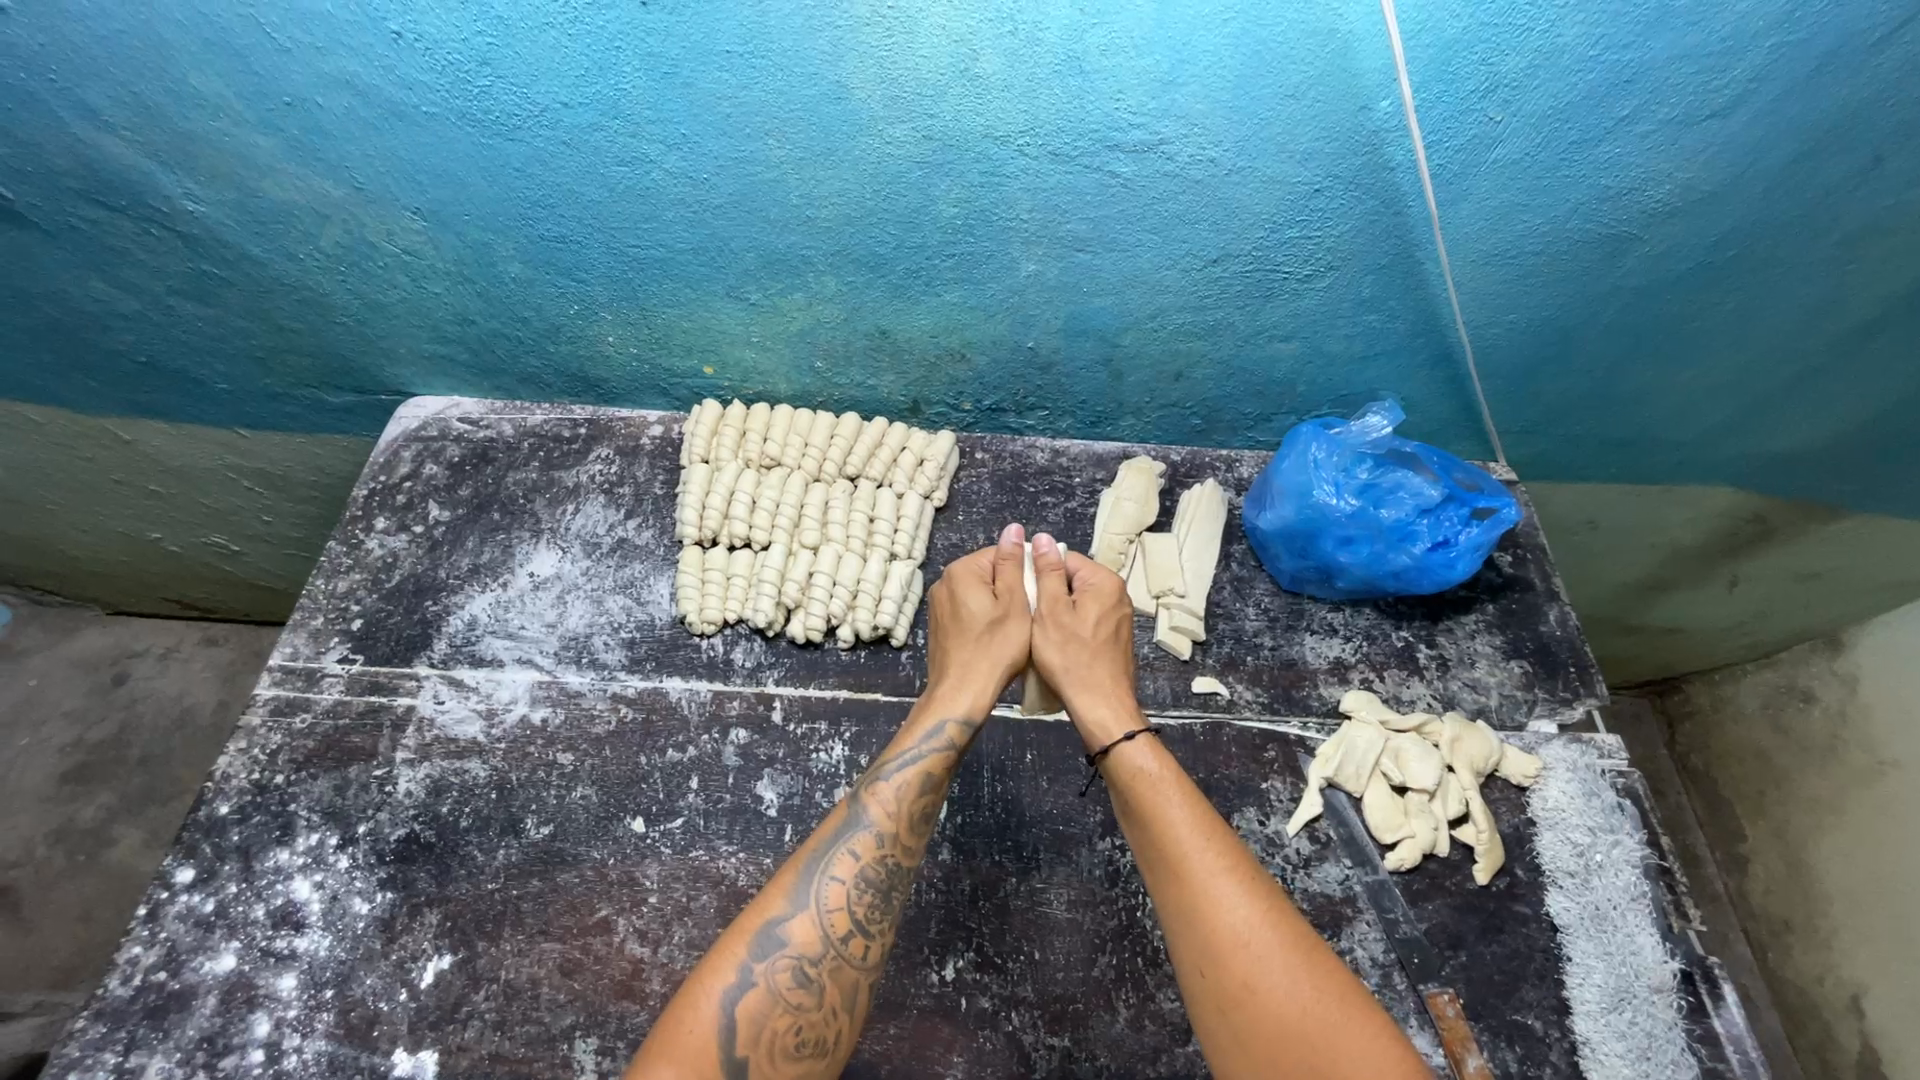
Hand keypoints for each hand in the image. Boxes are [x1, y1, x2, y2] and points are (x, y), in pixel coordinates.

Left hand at [923, 522, 1032, 717]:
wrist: (961, 692)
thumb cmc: (996, 648)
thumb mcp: (1015, 603)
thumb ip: (1013, 564)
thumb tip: (1012, 529)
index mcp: (962, 570)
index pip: (1000, 554)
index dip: (1024, 573)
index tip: (1036, 596)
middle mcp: (944, 581)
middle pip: (988, 573)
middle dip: (1010, 589)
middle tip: (1027, 615)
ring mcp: (937, 604)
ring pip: (978, 593)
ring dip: (997, 605)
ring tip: (1012, 629)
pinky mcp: (938, 624)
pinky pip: (967, 610)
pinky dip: (982, 618)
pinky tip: (993, 638)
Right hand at [1028, 533, 1140, 738]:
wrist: (1101, 705)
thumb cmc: (1070, 658)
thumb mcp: (1049, 611)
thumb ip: (1047, 573)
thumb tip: (1043, 538)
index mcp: (1104, 580)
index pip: (1064, 559)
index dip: (1041, 575)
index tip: (1026, 596)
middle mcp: (1118, 592)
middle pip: (1073, 579)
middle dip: (1051, 594)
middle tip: (1033, 618)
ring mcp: (1120, 615)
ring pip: (1079, 601)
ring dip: (1059, 612)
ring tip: (1044, 632)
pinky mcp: (1117, 635)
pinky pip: (1088, 618)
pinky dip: (1072, 626)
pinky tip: (1061, 645)